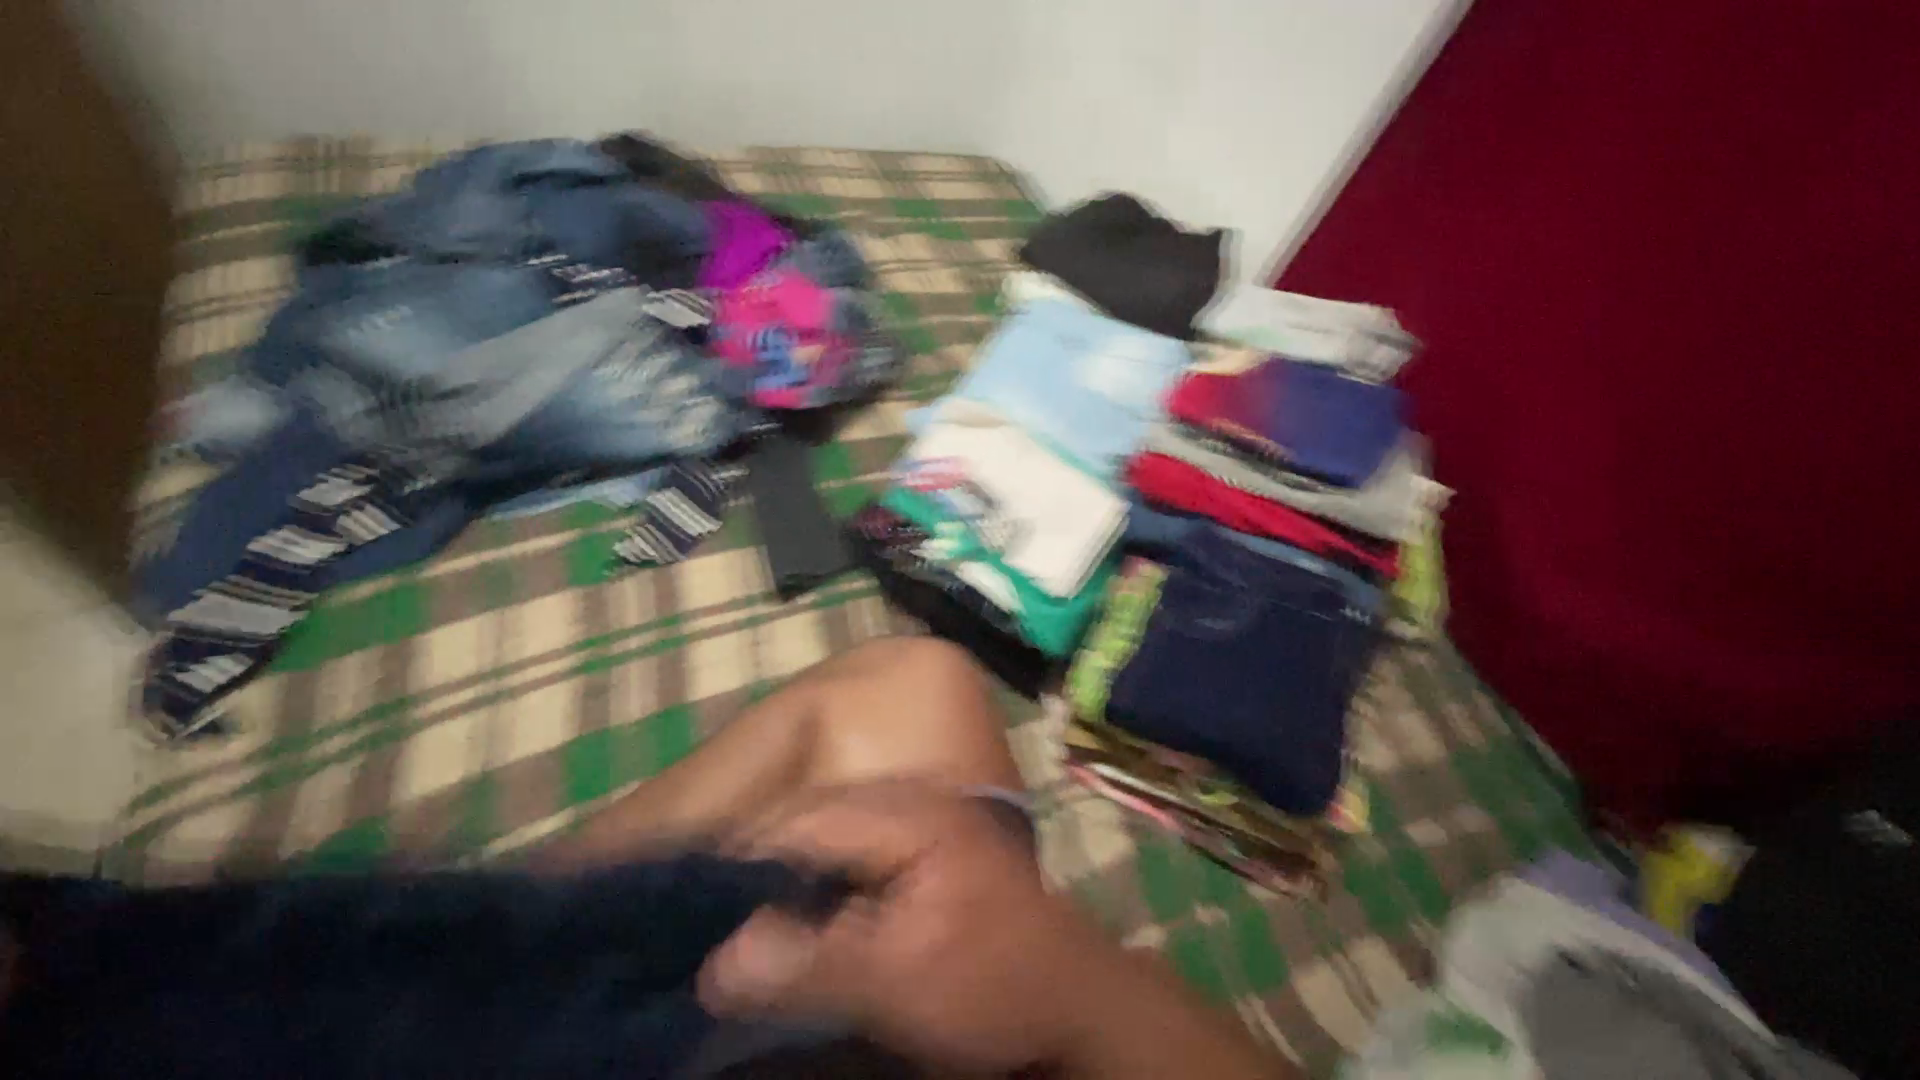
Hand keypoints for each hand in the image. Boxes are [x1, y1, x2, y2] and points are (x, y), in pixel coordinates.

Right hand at [698, 780, 1112, 1072]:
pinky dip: (814, 878)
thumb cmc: (995, 981)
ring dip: (784, 870)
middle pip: (810, 815)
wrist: (1071, 998)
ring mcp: (915, 818)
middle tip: (708, 908)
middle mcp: (909, 795)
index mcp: (909, 808)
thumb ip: (811, 963)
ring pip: (825, 832)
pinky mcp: (917, 847)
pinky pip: (847, 850)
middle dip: (760, 859)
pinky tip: (793, 912)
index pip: (803, 816)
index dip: (745, 856)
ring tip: (737, 912)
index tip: (695, 901)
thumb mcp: (902, 978)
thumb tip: (715, 963)